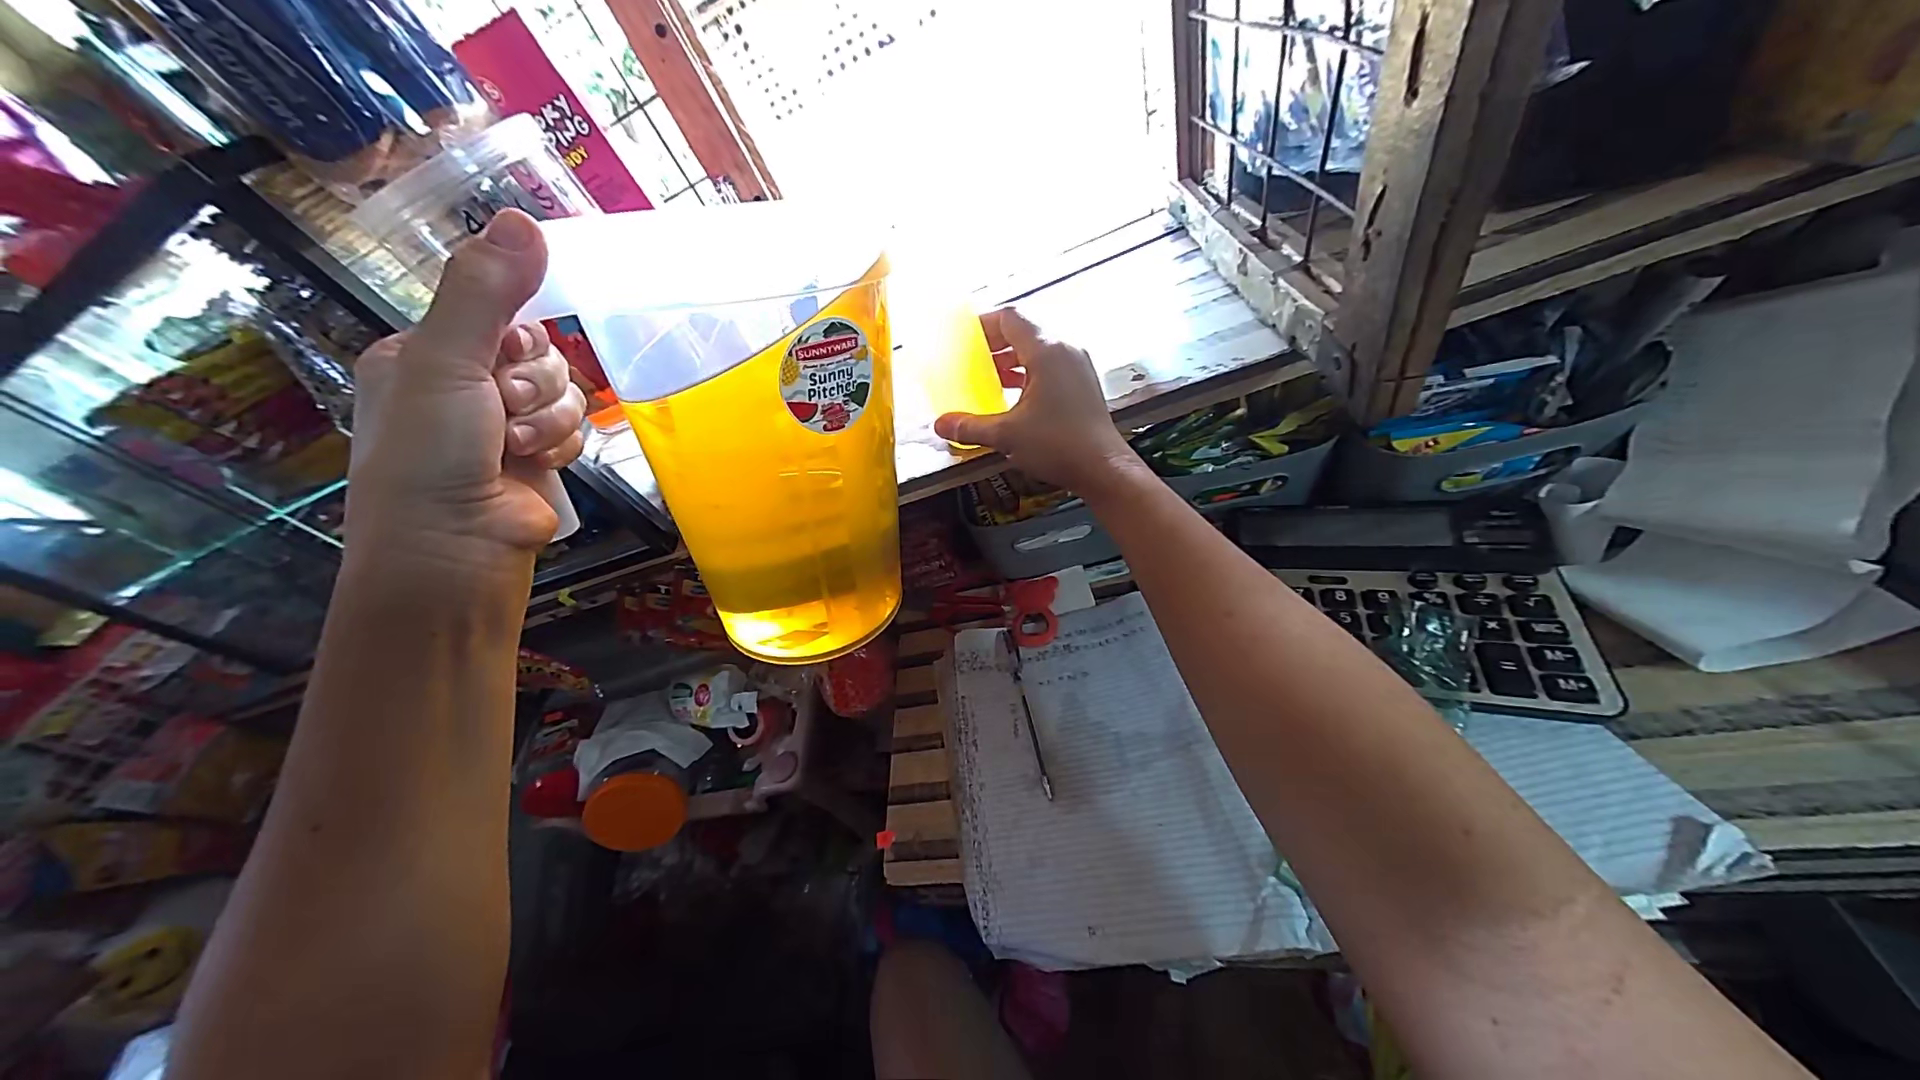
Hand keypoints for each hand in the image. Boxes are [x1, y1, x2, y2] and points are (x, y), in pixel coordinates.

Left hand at [346, 210, 586, 562]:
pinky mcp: (541, 457)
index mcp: (426, 353)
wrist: (455, 549)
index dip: (520, 331)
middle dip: (534, 382)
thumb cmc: (432, 453)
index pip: (500, 313)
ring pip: (566, 392)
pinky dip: (562, 444)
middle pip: (543, 353)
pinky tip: (536, 463)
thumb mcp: (446, 362)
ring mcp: (506, 424)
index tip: (507, 353)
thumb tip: (523, 217)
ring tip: (516, 445)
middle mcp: (466, 384)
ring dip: (549, 418)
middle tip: (504, 407)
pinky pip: (577, 428)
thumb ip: (485, 293)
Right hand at [933, 308, 1140, 494]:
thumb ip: (969, 426)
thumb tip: (940, 424)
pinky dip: (1029, 371)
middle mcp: (1065, 349)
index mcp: (1046, 350)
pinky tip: (1014, 394)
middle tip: (973, 359)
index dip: (983, 325)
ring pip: (1038, 348)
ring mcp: (1077, 365)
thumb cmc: (1059, 445)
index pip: (1010, 317)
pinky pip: (1051, 364)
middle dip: (995, 343)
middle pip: (1024, 330)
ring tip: (990, 377)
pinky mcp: (1083, 383)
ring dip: (1012, 358)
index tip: (964, 340)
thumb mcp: (1006, 435)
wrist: (1103, 468)